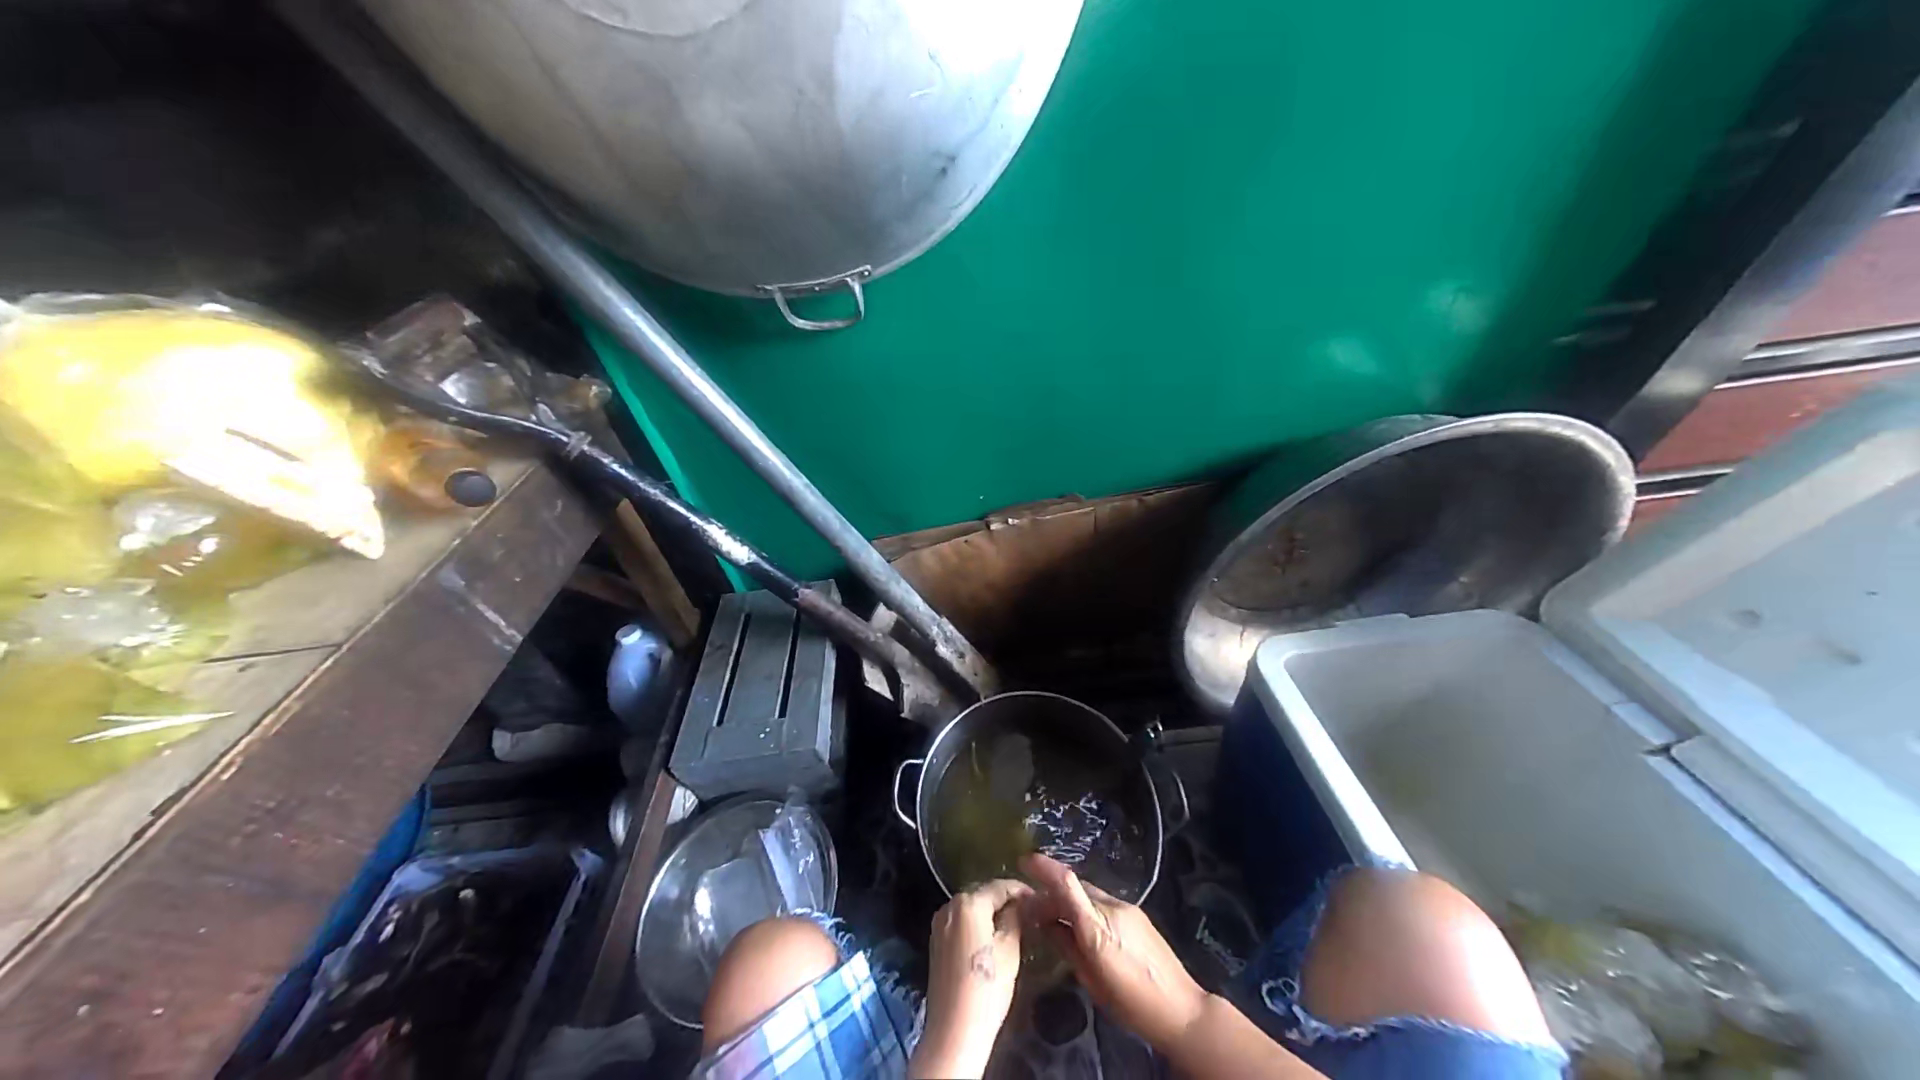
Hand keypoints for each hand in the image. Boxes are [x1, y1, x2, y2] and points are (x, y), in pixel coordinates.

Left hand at [910, 878, 1031, 1079]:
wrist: (954, 1029)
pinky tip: (992, 939)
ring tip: (1015, 925)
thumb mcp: (1010, 948)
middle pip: (984, 894)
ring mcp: (940, 923)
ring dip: (992, 913)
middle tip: (1030, 913)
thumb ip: (1016, 917)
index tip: (1040, 899)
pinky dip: (978, 925)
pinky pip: (962, 923)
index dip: (1022, 891)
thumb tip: (1023, 902)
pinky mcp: (936, 941)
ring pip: (972, 909)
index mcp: (968, 902)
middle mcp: (949, 905)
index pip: (1001, 886)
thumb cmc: (987, 986)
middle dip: (1006, 900)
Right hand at [1021, 853, 1208, 1049]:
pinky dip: (1086, 906)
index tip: (1023, 861)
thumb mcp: (1091, 980)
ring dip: (1069, 899)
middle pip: (1075, 886)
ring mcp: (1127, 908)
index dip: (1044, 867)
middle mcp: (1112, 908)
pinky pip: (1103, 901)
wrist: (1182, 1009)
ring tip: (1054, 918)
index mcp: (1098, 927)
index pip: (1067, 883)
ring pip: (1089, 893)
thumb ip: (1065, 945)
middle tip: (1033, 908)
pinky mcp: (1137, 913)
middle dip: (1051, 891)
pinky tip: (1081, 925)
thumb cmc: (1131, 1004)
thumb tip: (1043, 922)